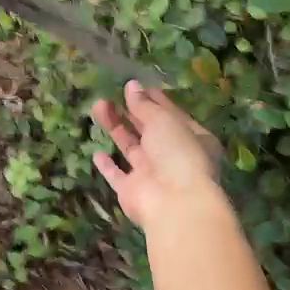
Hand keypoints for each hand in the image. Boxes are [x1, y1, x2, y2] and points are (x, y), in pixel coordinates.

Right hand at [91, 81, 224, 230]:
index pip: (171, 114)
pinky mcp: (132, 191)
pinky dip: (108, 165)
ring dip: (115, 128)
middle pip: (148, 130)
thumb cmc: (178, 153)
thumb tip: (131, 86)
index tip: (133, 86)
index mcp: (192, 138)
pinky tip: (97, 153)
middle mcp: (173, 156)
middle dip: (130, 112)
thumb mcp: (163, 121)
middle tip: (109, 95)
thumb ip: (144, 105)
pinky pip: (118, 175)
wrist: (174, 203)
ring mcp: (152, 174)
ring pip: (130, 147)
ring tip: (98, 107)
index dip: (153, 100)